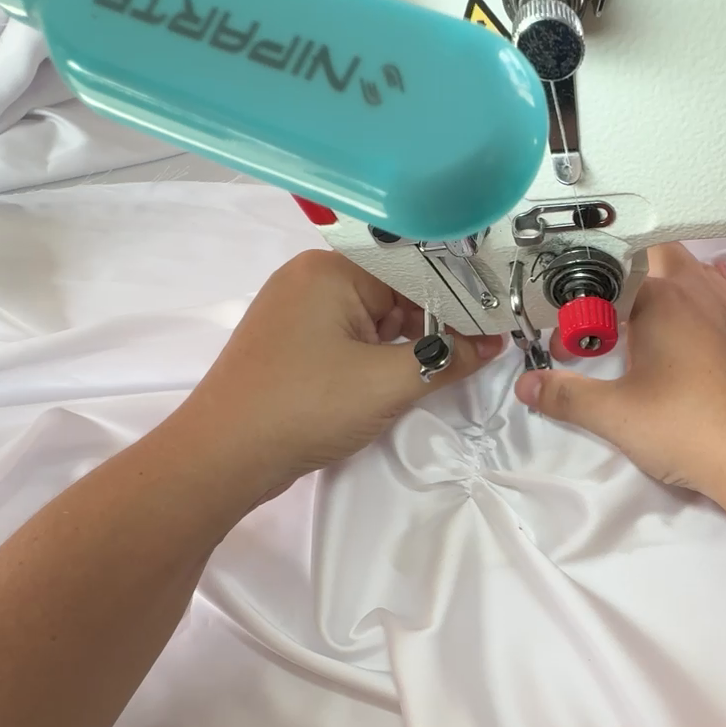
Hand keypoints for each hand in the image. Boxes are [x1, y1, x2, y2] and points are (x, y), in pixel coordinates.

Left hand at [169, 249, 503, 493]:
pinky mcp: (298, 347)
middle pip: (397, 291)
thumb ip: (448, 359)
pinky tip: (410, 377)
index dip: (459, 296)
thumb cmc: (307, 406)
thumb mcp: (390, 383)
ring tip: (455, 365)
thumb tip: (495, 342)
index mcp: (330, 270)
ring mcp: (301, 314)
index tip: (500, 320)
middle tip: (485, 348)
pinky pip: (356, 340)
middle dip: (438, 323)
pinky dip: (385, 358)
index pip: (413, 269)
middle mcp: (313, 280)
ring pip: (378, 319)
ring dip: (412, 344)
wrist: (225, 458)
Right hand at [514, 243, 725, 494]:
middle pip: (658, 255)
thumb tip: (527, 386)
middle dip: (625, 275)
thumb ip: (566, 396)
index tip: (568, 346)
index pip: (610, 278)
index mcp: (662, 299)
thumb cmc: (688, 429)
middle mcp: (700, 292)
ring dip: (667, 279)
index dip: (581, 308)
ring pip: (698, 271)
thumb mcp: (615, 416)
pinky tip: (712, 288)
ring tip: (644, 308)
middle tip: (603, 312)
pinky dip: (712, 289)